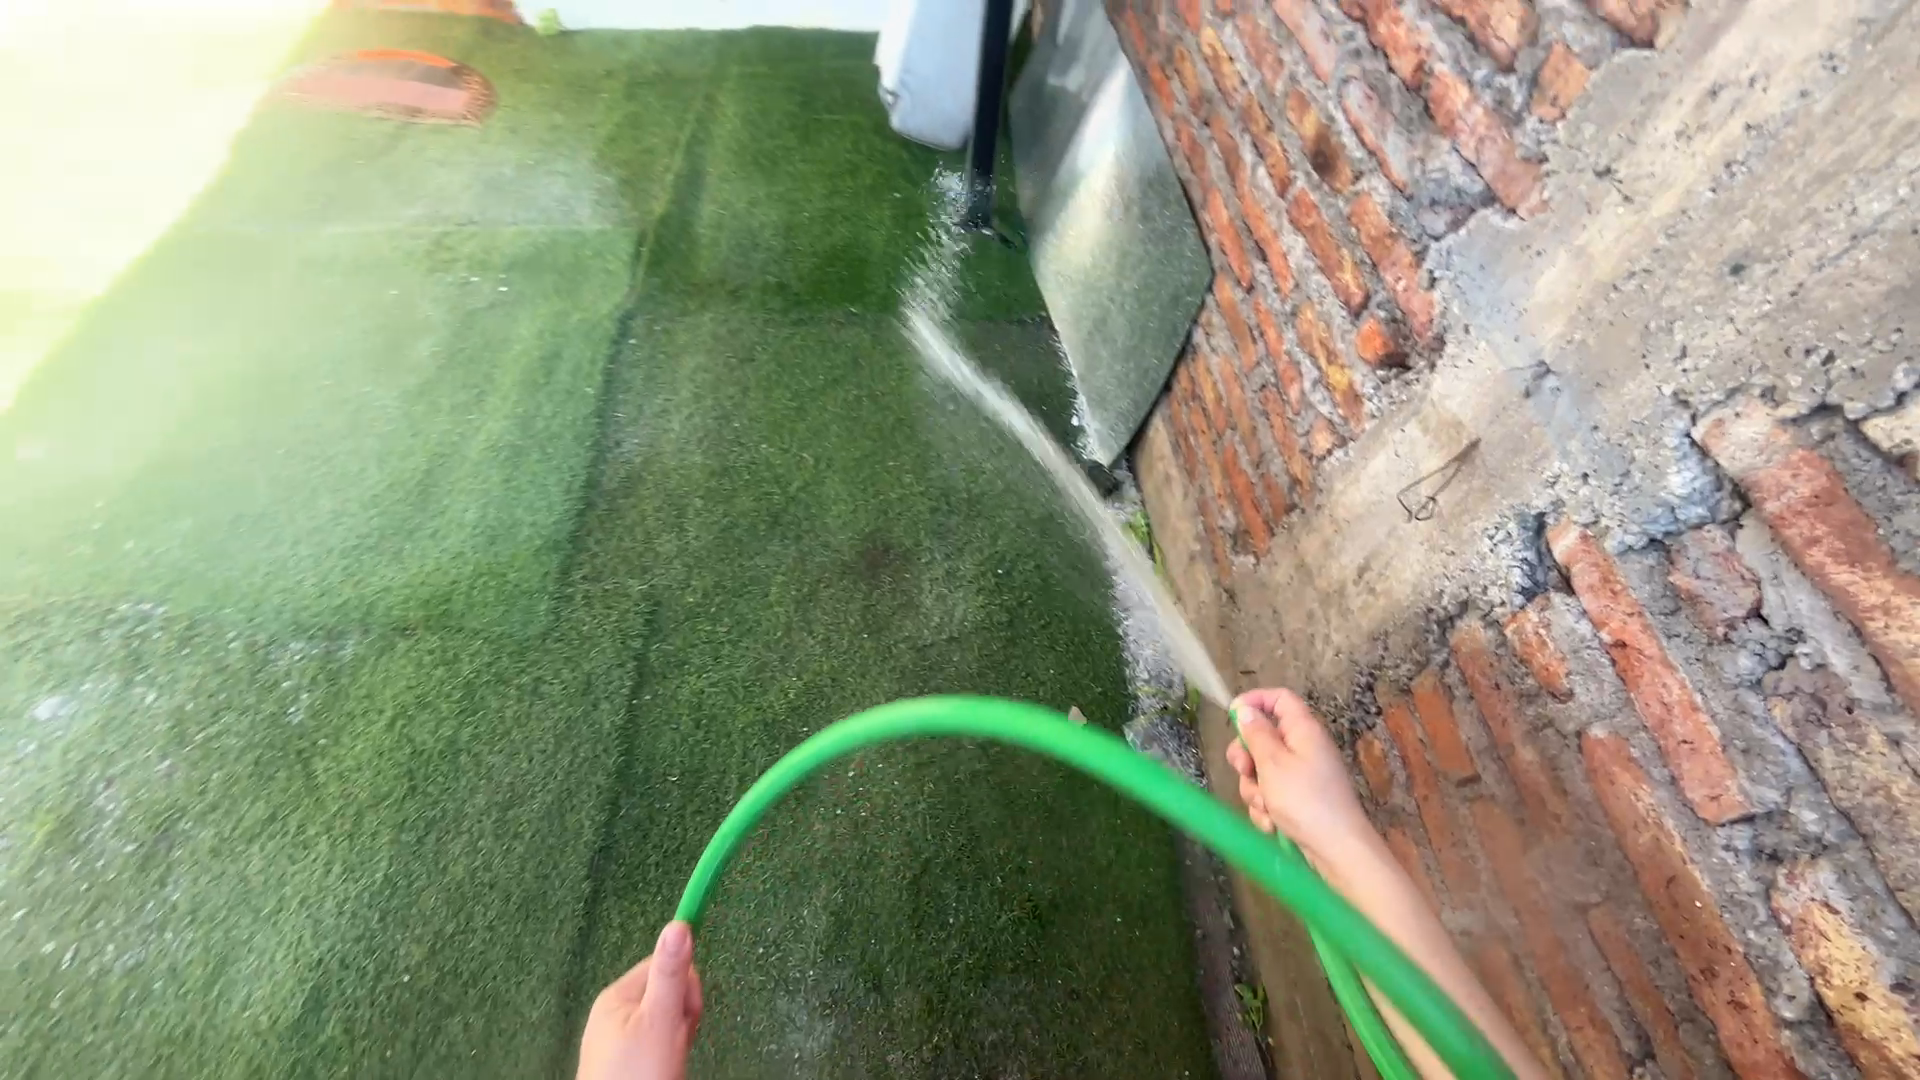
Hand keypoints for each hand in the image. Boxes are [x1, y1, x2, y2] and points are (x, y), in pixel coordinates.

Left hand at [577, 921, 703, 1079]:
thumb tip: (679, 923)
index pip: (664, 963)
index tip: (687, 1012)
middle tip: (678, 1041)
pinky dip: (667, 1051)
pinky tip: (665, 1068)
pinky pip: (655, 1040)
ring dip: (677, 1034)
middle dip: (682, 1013)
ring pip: (664, 1017)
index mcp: (616, 996)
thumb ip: (671, 972)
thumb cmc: (640, 1073)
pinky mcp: (622, 1064)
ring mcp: (615, 1041)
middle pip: (665, 990)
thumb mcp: (661, 1020)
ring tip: (671, 1058)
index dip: (685, 984)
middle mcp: (612, 1013)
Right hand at [1224, 688, 1369, 859]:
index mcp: (1303, 731)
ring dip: (1254, 788)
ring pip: (1261, 769)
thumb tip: (1245, 710)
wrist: (1337, 852)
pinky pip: (1269, 793)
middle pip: (1263, 736)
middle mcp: (1303, 749)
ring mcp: (1300, 776)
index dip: (1255, 700)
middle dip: (1246, 756)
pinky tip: (1272, 823)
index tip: (1232, 716)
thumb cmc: (1306, 801)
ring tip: (1265, 806)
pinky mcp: (1297, 800)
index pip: (1279, 698)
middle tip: (1244, 770)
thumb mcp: (1273, 763)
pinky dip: (1265, 807)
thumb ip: (1256, 733)